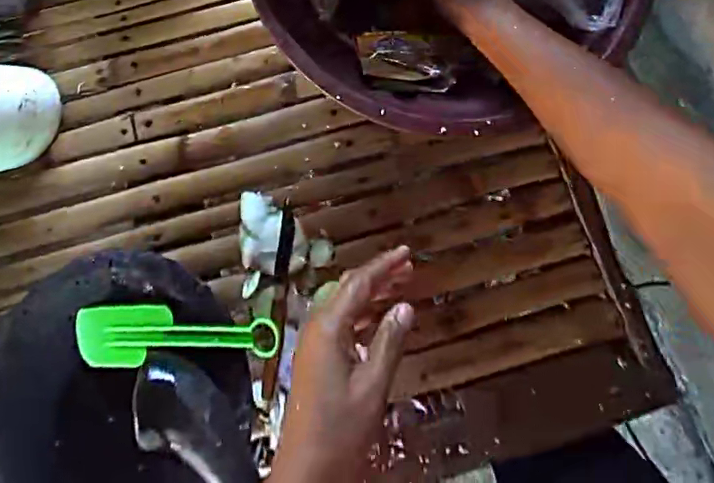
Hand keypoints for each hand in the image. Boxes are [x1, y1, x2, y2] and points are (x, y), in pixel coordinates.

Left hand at [270, 247, 416, 482]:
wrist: (306, 472)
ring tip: (400, 286)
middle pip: (349, 289)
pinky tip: (380, 318)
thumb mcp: (373, 385)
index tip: (406, 252)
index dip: (384, 265)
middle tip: (408, 267)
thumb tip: (405, 307)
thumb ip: (389, 342)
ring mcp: (314, 343)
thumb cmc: (340, 430)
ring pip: (345, 304)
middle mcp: (317, 327)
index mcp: (328, 327)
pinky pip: (342, 322)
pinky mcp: (316, 358)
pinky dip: (363, 313)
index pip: (359, 283)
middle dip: (379, 275)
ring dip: (372, 293)